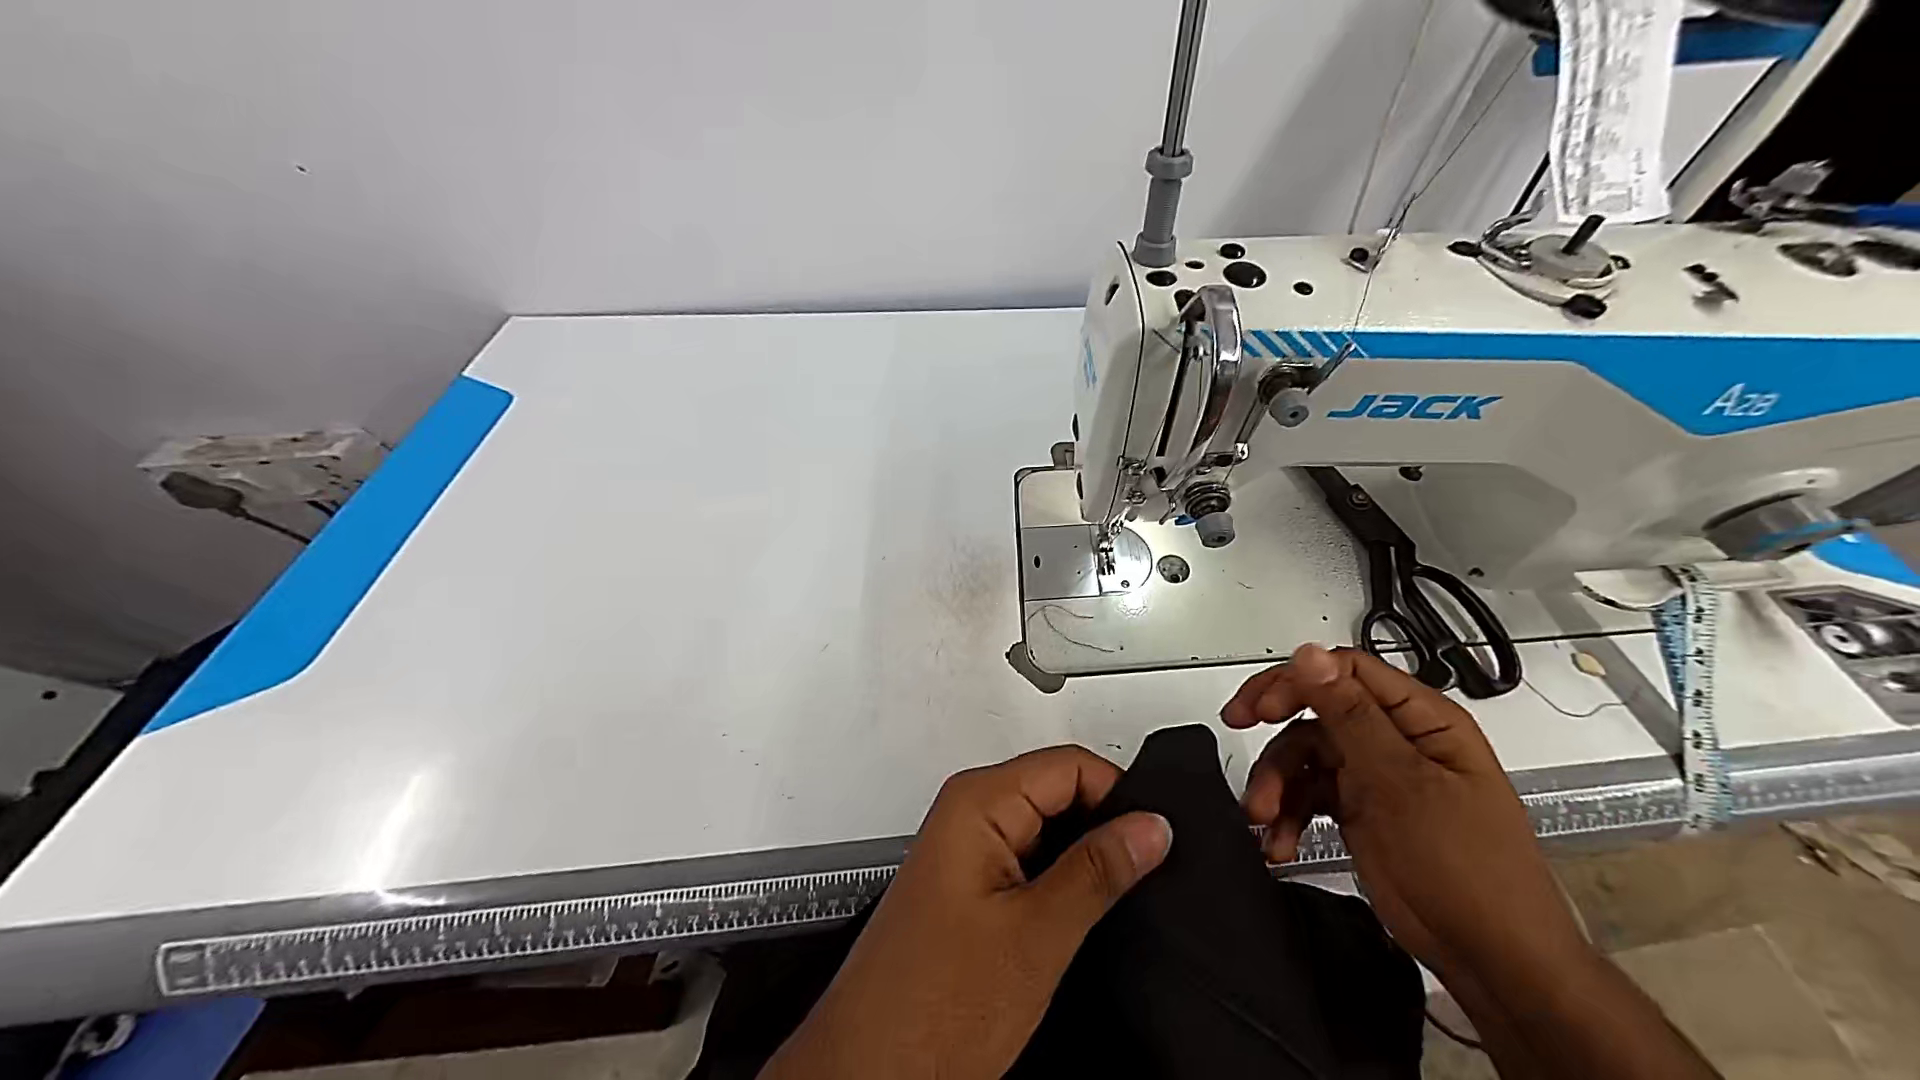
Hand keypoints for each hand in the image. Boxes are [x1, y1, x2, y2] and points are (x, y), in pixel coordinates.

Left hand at [761, 746, 1171, 1079]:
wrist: (874, 1070)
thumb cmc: (925, 1010)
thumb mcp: (1036, 936)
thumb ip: (1099, 872)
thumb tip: (1149, 828)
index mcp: (977, 803)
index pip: (1070, 764)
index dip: (1120, 795)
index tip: (1152, 837)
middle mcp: (968, 813)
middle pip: (1060, 788)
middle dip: (1105, 825)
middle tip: (1137, 873)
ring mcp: (968, 846)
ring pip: (1049, 825)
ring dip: (1084, 856)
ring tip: (1106, 902)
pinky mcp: (971, 879)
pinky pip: (1032, 855)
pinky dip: (1062, 878)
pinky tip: (1075, 915)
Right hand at [1222, 644, 1585, 982]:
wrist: (1490, 960)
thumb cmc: (1474, 873)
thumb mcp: (1403, 783)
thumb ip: (1351, 715)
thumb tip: (1311, 655)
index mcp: (1421, 720)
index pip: (1343, 673)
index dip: (1295, 683)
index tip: (1259, 709)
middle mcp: (1394, 740)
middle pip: (1314, 712)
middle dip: (1274, 731)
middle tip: (1238, 728)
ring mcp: (1373, 776)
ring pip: (1302, 756)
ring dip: (1276, 784)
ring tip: (1264, 817)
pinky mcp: (1356, 809)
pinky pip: (1306, 795)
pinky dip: (1286, 815)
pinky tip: (1280, 840)